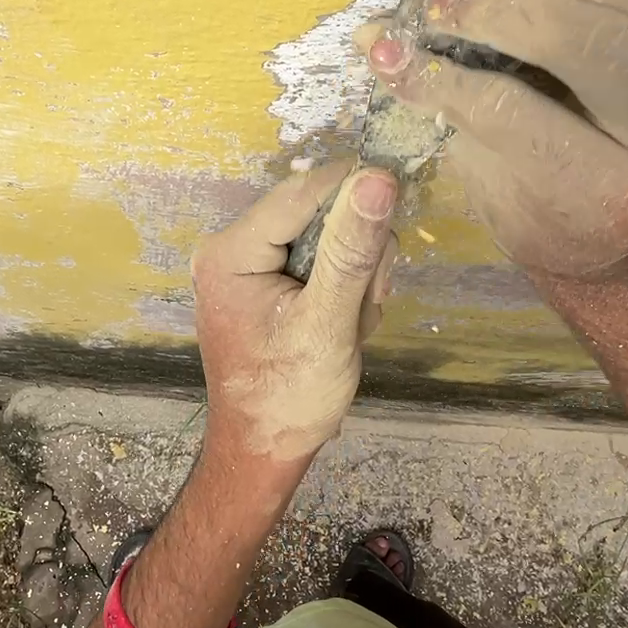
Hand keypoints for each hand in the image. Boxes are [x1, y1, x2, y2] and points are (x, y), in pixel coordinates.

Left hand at [190, 163, 398, 461]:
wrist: (264, 450)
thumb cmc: (289, 396)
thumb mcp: (329, 323)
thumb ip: (352, 251)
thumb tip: (376, 178)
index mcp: (230, 251)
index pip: (302, 192)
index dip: (354, 192)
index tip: (398, 203)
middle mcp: (229, 247)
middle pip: (314, 213)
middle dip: (353, 254)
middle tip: (366, 303)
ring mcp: (243, 263)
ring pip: (323, 237)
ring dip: (352, 276)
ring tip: (349, 324)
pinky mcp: (260, 279)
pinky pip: (314, 260)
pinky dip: (339, 287)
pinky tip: (339, 324)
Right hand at [355, 0, 627, 279]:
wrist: (620, 241)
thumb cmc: (538, 220)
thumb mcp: (483, 182)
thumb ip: (440, 108)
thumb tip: (375, 38)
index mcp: (605, 197)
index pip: (515, 117)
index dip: (445, 78)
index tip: (388, 51)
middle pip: (595, 46)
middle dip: (506, 10)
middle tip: (440, 0)